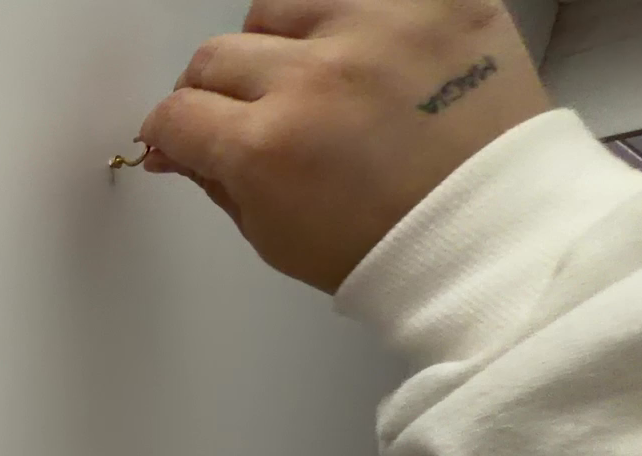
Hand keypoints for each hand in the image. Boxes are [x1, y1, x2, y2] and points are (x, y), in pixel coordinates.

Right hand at [139, 0, 550, 292]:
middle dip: (205, 90)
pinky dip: (337, 18)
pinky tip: (351, 51)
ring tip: (294, 71)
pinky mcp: (438, 0)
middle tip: (229, 113)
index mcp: (261, 148)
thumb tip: (171, 147)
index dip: (162, 129)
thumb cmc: (361, 245)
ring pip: (275, 5)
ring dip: (267, 40)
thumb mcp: (265, 229)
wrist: (479, 227)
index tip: (173, 137)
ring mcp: (378, 27)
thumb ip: (212, 178)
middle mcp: (310, 76)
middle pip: (214, 56)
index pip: (174, 114)